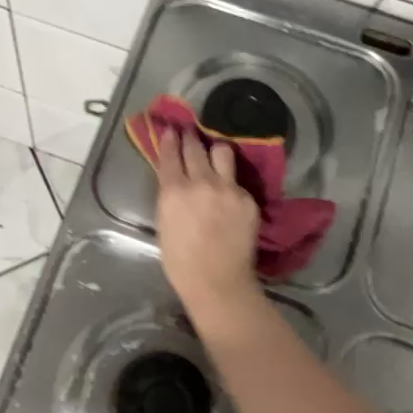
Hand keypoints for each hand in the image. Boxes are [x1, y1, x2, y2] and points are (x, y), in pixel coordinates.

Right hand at [153, 127, 261, 311]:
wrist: (218, 282)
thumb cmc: (181, 262)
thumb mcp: (164, 224)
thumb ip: (169, 197)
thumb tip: (174, 181)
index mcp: (173, 191)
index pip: (170, 154)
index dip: (169, 139)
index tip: (171, 130)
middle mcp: (201, 182)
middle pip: (195, 147)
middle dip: (190, 137)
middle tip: (188, 132)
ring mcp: (228, 188)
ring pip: (222, 152)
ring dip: (214, 150)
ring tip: (213, 153)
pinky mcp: (248, 199)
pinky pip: (237, 180)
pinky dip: (229, 182)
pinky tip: (227, 192)